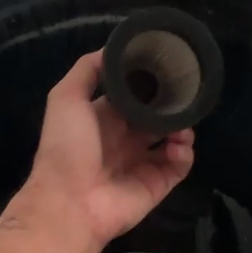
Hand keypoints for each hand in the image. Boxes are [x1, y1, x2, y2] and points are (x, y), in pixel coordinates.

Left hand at [7, 51, 195, 252]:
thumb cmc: (66, 148)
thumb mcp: (66, 98)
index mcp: (104, 118)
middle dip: (171, 106)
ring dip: (183, 129)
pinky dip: (185, 153)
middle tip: (183, 96)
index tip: (165, 70)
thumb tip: (114, 50)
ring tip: (182, 124)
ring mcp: (143, 162)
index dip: (149, 84)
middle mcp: (124, 139)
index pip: (133, 97)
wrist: (70, 203)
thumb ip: (87, 70)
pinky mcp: (158, 184)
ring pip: (173, 140)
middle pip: (156, 117)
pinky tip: (178, 146)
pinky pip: (180, 165)